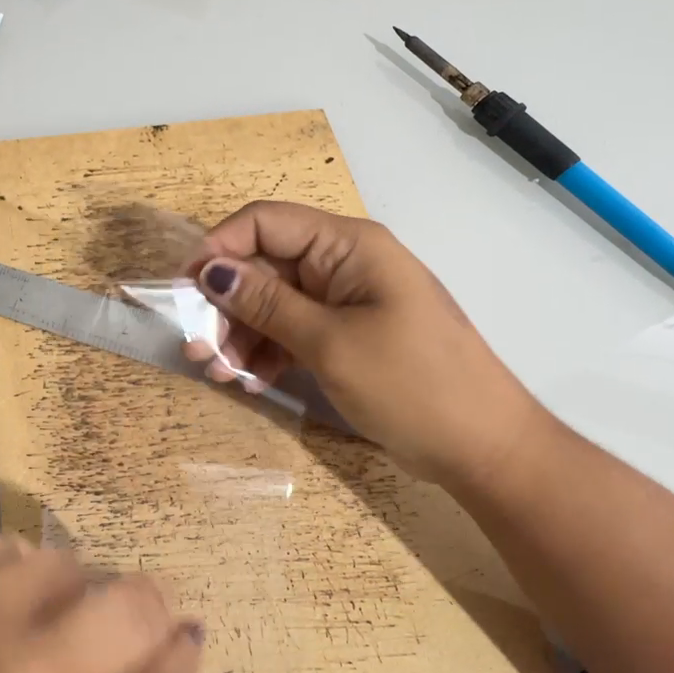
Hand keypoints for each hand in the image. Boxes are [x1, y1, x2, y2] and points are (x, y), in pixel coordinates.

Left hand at [0, 530, 202, 672]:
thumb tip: (172, 646)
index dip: (180, 664)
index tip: (185, 640)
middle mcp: (13, 670)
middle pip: (132, 608)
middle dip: (144, 611)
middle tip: (123, 622)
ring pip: (67, 563)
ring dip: (65, 591)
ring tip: (32, 618)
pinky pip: (4, 543)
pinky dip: (7, 571)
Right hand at [182, 201, 548, 486]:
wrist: (488, 451)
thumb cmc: (413, 385)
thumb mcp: (331, 343)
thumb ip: (266, 304)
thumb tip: (209, 271)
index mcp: (348, 245)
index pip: (265, 221)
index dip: (219, 247)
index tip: (184, 289)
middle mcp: (344, 262)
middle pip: (265, 265)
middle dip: (225, 303)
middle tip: (196, 347)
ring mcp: (347, 300)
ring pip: (273, 300)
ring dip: (241, 332)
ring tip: (220, 373)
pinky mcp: (348, 334)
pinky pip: (293, 329)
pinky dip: (268, 350)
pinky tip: (251, 380)